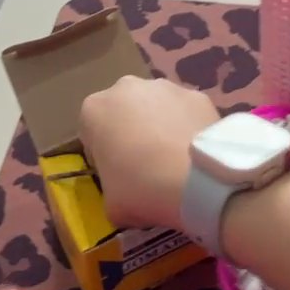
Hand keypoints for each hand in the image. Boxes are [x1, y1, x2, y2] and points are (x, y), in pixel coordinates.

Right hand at [78, 76, 220, 229]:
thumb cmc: (142, 188)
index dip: (103, 155)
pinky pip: (185, 111)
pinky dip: (186, 126)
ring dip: (158, 125)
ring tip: (173, 160)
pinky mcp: (195, 93)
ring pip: (155, 106)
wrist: (198, 179)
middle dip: (130, 132)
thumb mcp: (111, 204)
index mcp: (94, 109)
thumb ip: (111, 190)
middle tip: (145, 166)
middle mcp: (124, 87)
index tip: (116, 175)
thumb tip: (124, 193)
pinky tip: (194, 153)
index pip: (91, 132)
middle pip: (122, 111)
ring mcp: (163, 86)